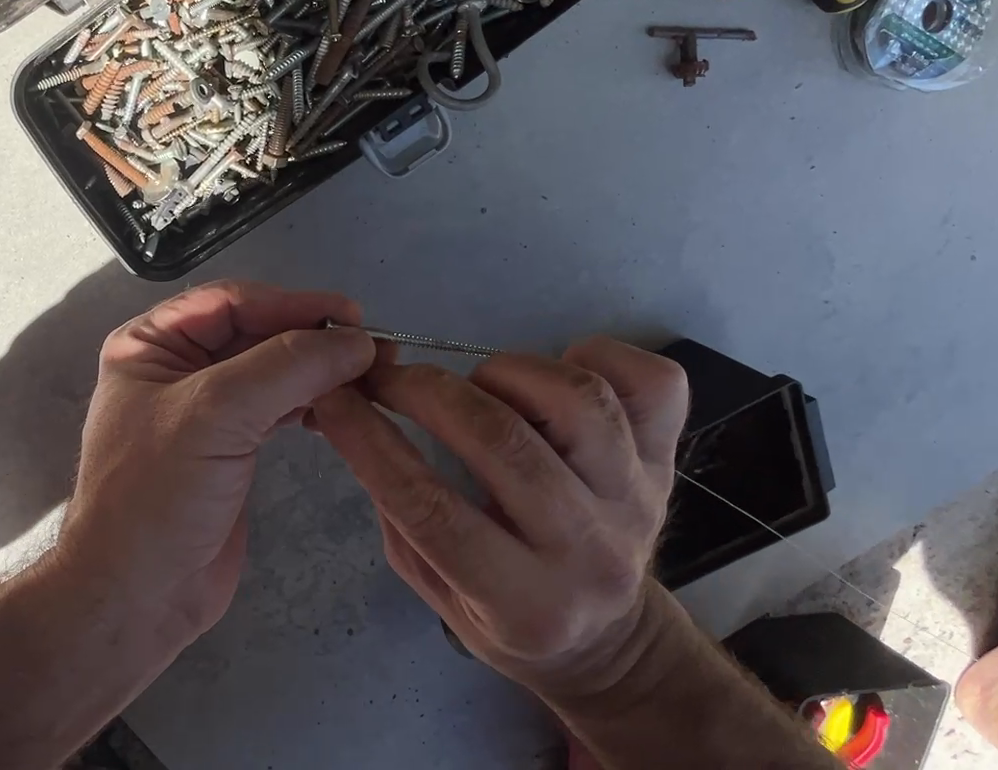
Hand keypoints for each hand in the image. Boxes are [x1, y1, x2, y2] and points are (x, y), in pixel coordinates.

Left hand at [55, 281, 375, 648]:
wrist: (138, 596)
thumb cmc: (159, 493)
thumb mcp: (216, 413)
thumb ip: (286, 367)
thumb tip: (357, 339)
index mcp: (150, 343)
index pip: (230, 303)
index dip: (291, 303)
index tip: (352, 315)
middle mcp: (175, 367)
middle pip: (254, 333)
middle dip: (311, 337)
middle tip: (373, 347)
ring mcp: (203, 409)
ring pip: (269, 370)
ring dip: (317, 370)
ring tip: (370, 374)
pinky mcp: (229, 446)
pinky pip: (276, 407)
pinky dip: (310, 403)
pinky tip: (341, 406)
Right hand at [311, 339, 687, 700]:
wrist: (612, 643)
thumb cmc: (507, 620)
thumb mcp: (436, 595)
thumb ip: (398, 517)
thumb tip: (360, 423)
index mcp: (523, 601)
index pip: (431, 509)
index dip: (369, 443)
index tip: (331, 398)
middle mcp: (589, 549)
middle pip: (501, 442)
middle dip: (424, 391)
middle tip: (386, 378)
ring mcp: (639, 497)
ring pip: (575, 399)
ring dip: (503, 373)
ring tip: (476, 386)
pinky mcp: (666, 459)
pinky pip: (649, 381)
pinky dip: (595, 354)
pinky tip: (553, 373)